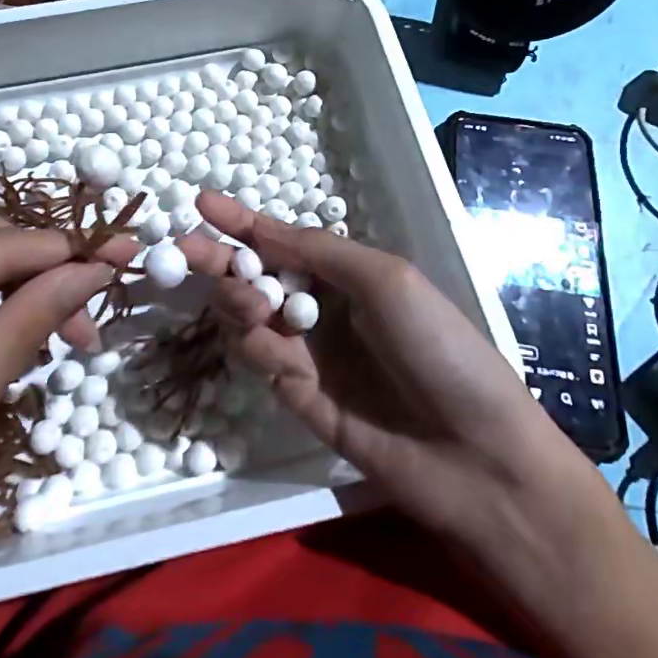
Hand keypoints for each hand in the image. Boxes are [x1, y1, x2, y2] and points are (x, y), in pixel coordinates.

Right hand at [179, 192, 584, 544]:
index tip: (202, 203)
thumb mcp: (385, 280)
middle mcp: (324, 308)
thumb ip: (319, 251)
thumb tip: (262, 228)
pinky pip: (260, 358)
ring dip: (238, 300)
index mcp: (349, 275)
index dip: (243, 222)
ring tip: (250, 302)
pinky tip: (272, 349)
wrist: (471, 454)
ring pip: (249, 316)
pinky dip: (255, 346)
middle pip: (257, 276)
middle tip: (186, 249)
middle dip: (222, 260)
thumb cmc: (439, 349)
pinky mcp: (297, 395)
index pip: (284, 241)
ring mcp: (310, 352)